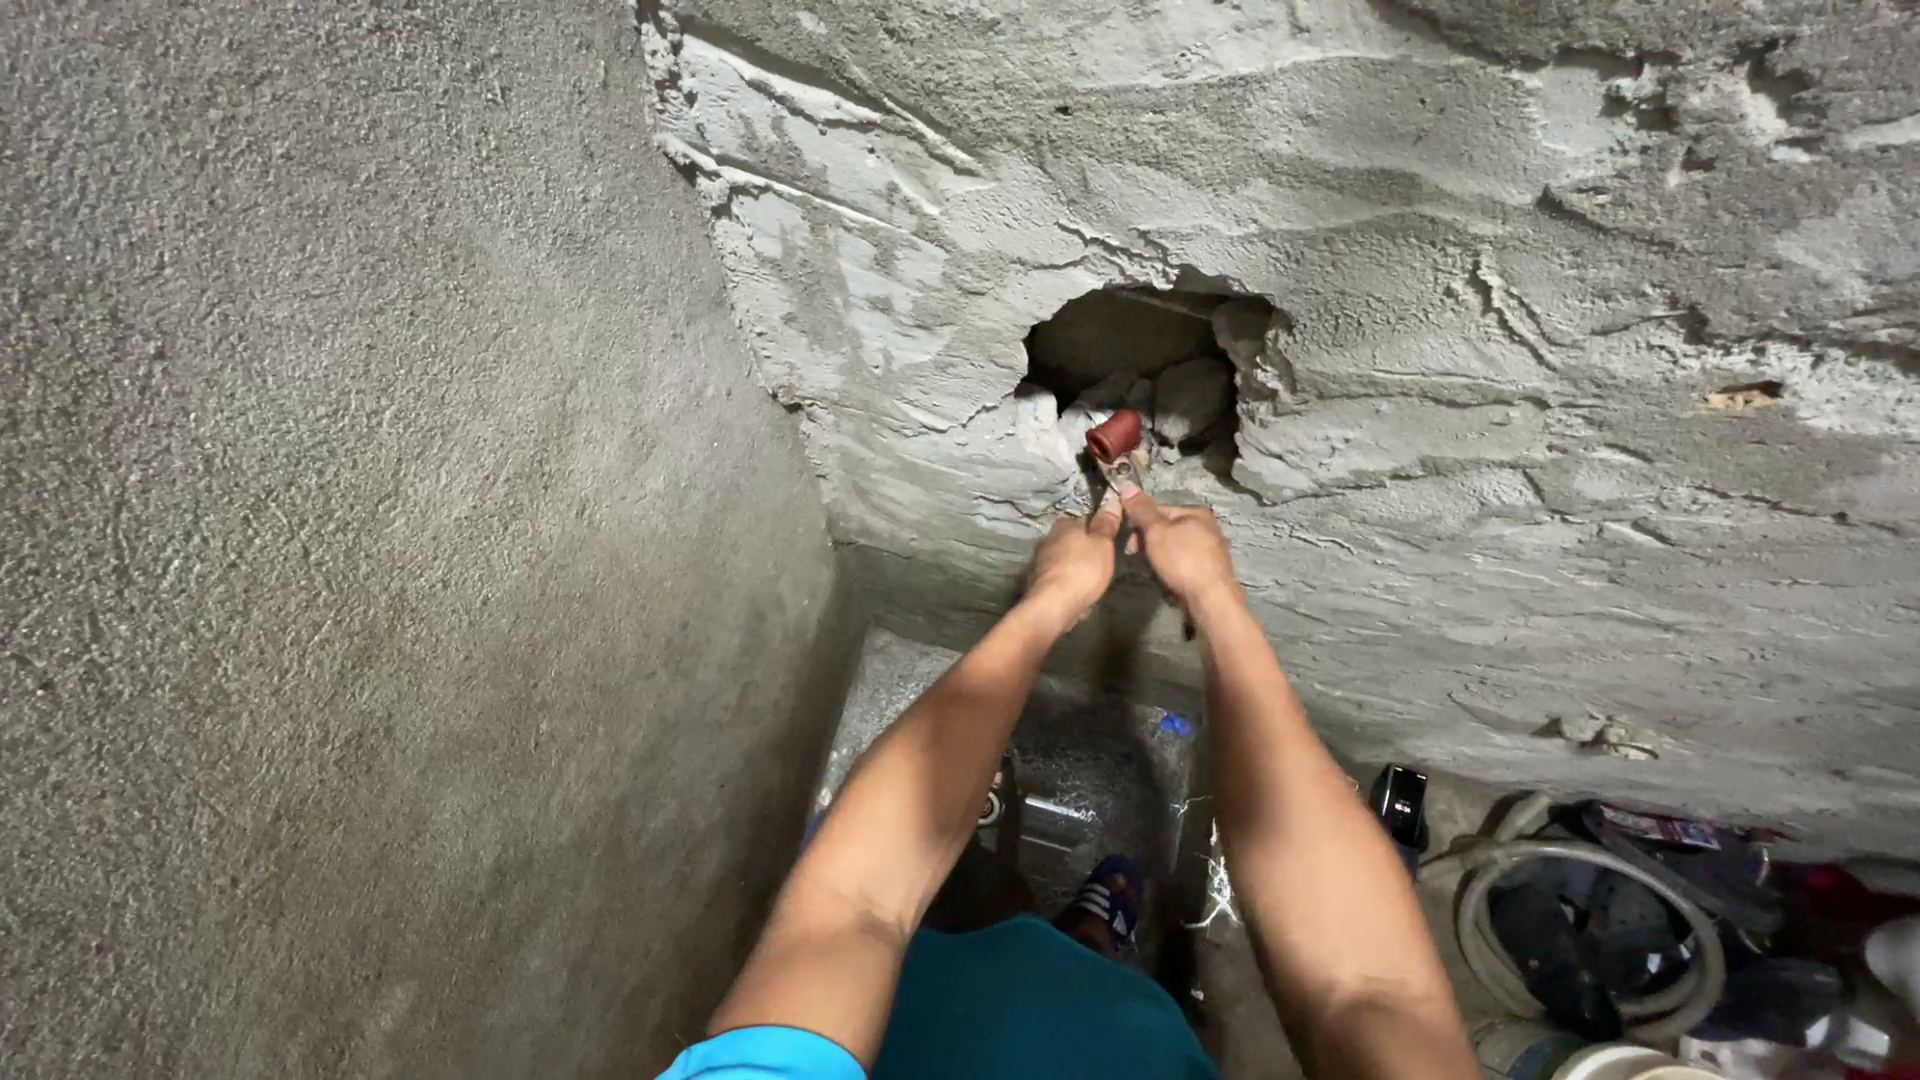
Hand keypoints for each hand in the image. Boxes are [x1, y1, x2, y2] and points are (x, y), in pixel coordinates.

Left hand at [1026, 492, 1122, 625]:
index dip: (1098, 526)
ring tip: (1091, 575)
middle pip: (1071, 538)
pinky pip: (1057, 575)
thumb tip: (1111, 499)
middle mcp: (1048, 539)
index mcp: (1064, 525)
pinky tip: (1076, 589)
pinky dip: (1066, 579)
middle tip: (1102, 558)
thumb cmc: (1082, 569)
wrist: (1053, 605)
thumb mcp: (1102, 544)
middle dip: (1084, 546)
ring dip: (1074, 563)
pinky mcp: (1038, 581)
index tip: (1109, 537)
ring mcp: (1040, 560)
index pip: (1084, 518)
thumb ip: (1106, 524)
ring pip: (1063, 557)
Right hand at [1117, 483, 1240, 609]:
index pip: (1157, 509)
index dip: (1138, 524)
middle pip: (1166, 528)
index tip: (1128, 544)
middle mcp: (1207, 526)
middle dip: (1147, 542)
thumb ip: (1141, 509)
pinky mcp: (1210, 569)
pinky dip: (1172, 568)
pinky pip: (1183, 562)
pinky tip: (1167, 578)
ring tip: (1152, 570)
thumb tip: (1126, 483)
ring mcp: (1211, 548)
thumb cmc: (1182, 560)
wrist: (1210, 598)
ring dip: (1158, 557)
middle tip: (1137, 559)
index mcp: (1195, 511)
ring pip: (1173, 547)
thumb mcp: (1156, 532)